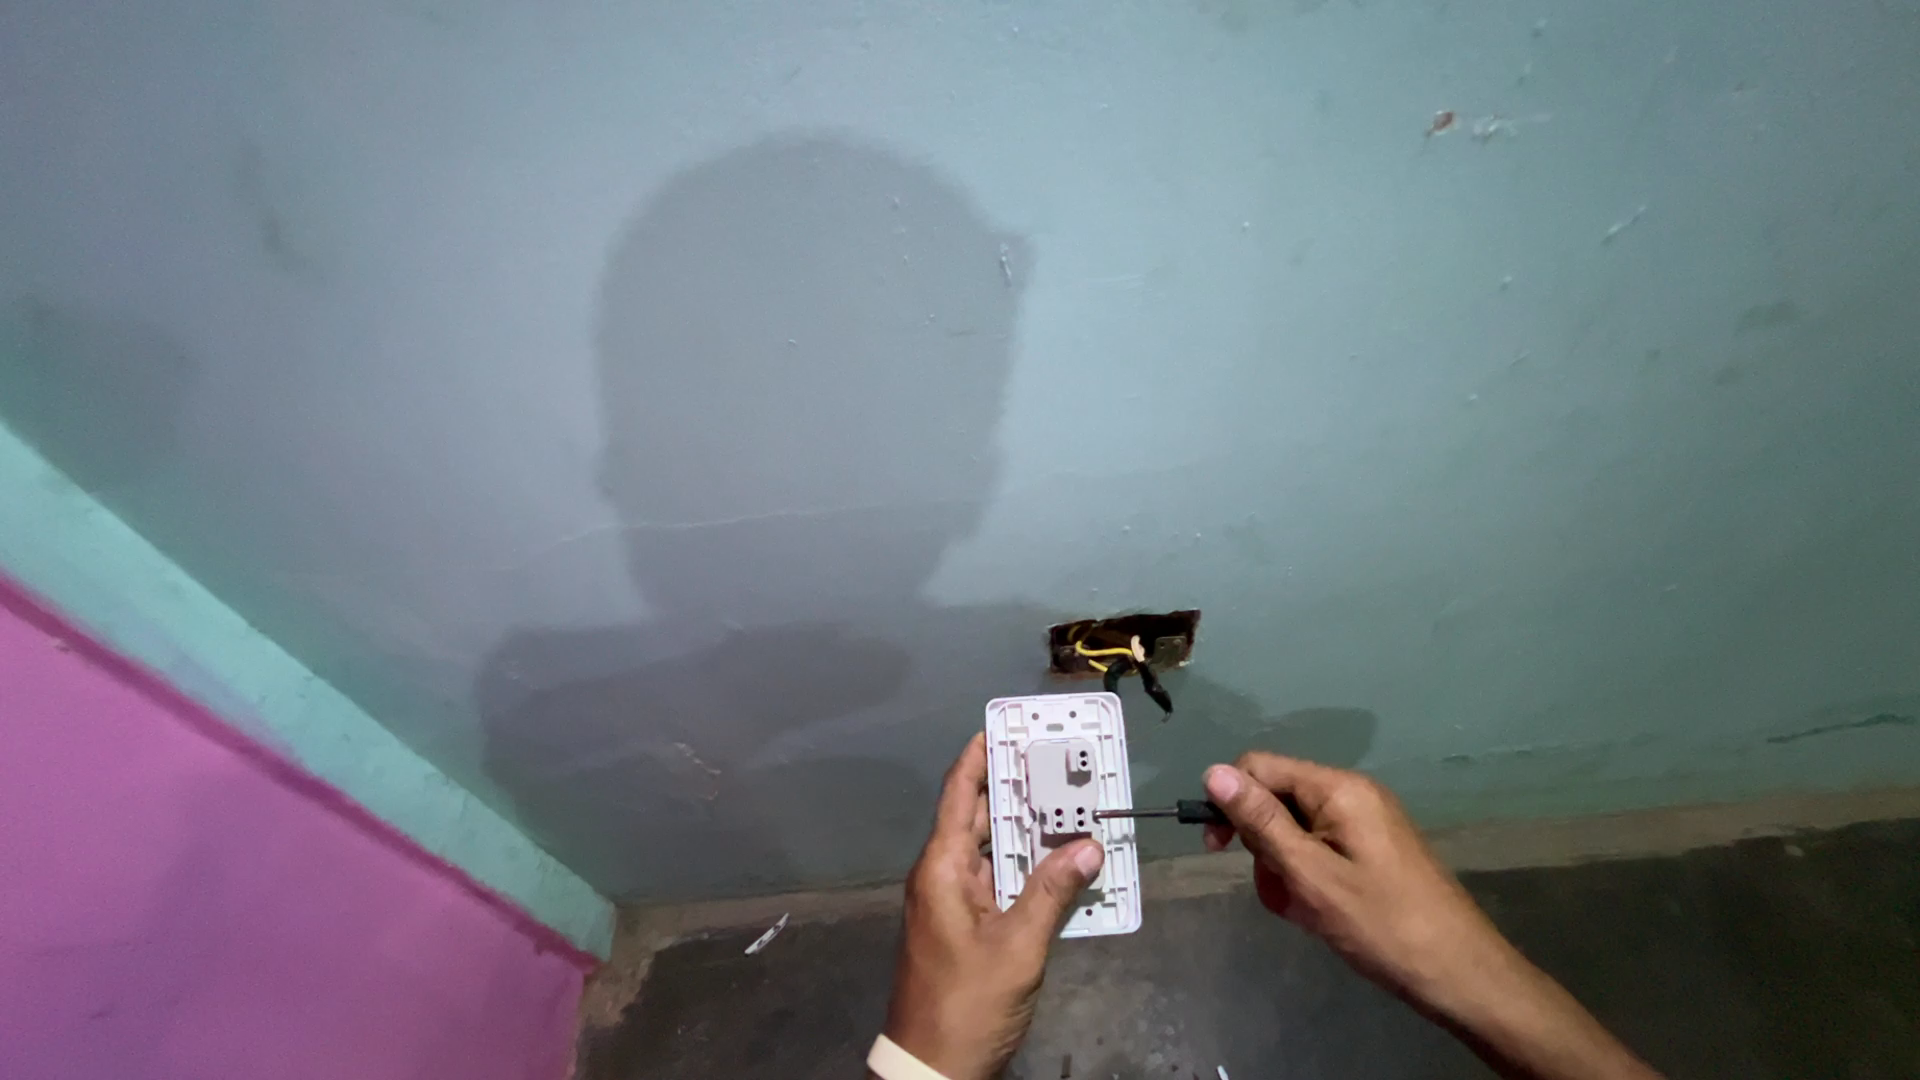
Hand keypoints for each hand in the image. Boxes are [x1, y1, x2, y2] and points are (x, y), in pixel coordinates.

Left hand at [881, 734, 1103, 1079]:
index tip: (1001, 726)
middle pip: (978, 815)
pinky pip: (996, 879)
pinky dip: (1023, 866)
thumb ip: (1053, 892)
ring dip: (1024, 829)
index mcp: (942, 866)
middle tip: (1053, 762)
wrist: (932, 1069)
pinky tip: (1057, 861)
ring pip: (990, 848)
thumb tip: (1089, 846)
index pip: (958, 793)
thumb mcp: (1016, 947)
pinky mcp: (965, 923)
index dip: (977, 756)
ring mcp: (952, 900)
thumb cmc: (967, 1001)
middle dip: (1014, 788)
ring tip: (1065, 803)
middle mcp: (943, 873)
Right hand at [1200, 752, 1515, 1010]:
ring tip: (1300, 909)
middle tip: (1277, 890)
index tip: (1217, 847)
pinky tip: (1317, 911)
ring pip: (1293, 828)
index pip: (1259, 767)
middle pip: (1276, 798)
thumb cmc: (1383, 926)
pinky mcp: (1372, 848)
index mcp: (1338, 788)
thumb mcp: (1310, 875)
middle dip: (1262, 844)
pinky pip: (1318, 847)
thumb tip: (1212, 772)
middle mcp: (1351, 793)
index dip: (1230, 800)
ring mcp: (1365, 821)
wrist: (1467, 981)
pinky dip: (1307, 875)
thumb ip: (1260, 821)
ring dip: (1282, 867)